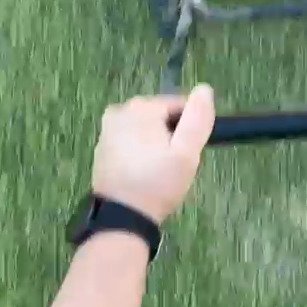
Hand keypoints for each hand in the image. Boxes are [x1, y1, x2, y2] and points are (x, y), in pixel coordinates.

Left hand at [91, 85, 215, 222]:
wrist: (123, 217)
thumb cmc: (158, 183)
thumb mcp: (186, 153)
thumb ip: (198, 119)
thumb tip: (205, 90)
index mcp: (141, 107)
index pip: (180, 105)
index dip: (192, 128)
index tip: (192, 152)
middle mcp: (119, 111)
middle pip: (160, 117)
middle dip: (172, 136)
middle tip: (177, 165)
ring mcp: (107, 130)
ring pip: (145, 130)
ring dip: (156, 145)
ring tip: (161, 171)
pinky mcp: (101, 148)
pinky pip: (130, 142)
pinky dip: (140, 153)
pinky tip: (145, 174)